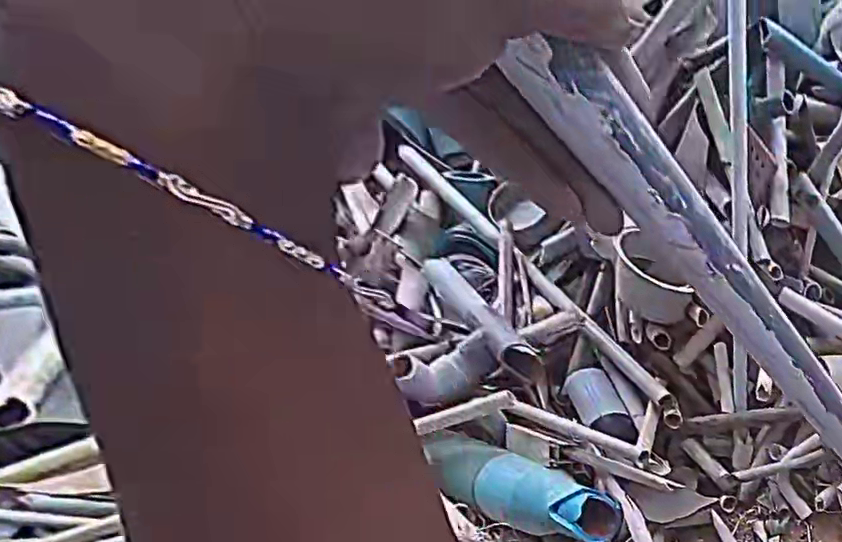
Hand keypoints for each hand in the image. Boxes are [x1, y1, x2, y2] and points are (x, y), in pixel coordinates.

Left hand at [0, 0, 641, 178]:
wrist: (207, 71)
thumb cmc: (348, 5)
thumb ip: (563, 1)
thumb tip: (624, 11)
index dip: (596, 49)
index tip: (634, 106)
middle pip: (525, 41)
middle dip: (588, 122)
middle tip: (632, 177)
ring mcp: (388, 19)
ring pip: (501, 90)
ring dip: (563, 159)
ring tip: (608, 219)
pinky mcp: (371, 72)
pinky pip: (462, 114)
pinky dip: (514, 161)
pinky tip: (564, 206)